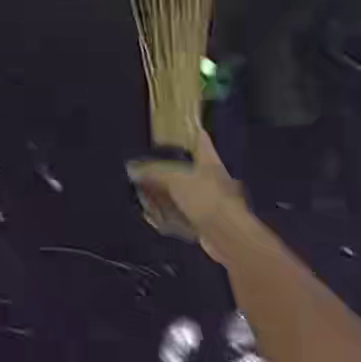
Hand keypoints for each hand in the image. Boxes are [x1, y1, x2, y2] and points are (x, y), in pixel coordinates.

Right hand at [126, 143, 260, 256]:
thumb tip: (133, 170)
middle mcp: (213, 178)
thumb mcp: (174, 180)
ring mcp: (211, 199)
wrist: (227, 235)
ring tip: (148, 189)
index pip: (200, 139)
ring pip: (186, 191)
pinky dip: (172, 211)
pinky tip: (158, 212)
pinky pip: (185, 211)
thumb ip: (153, 174)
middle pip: (189, 167)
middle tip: (150, 165)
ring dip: (169, 192)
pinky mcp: (207, 219)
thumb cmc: (205, 198)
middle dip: (170, 167)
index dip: (189, 131)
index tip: (176, 126)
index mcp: (209, 161)